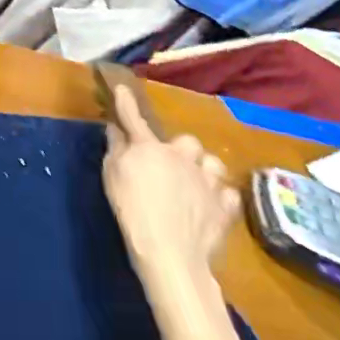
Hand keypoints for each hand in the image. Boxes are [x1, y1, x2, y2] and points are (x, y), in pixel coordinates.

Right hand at [102, 84, 240, 276]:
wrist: (170, 251)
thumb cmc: (132, 208)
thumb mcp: (112, 175)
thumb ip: (115, 148)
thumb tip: (116, 128)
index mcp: (149, 147)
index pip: (134, 118)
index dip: (126, 102)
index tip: (122, 88)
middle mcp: (181, 157)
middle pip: (186, 141)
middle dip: (180, 148)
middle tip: (169, 162)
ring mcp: (208, 182)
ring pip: (212, 162)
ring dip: (203, 168)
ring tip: (195, 179)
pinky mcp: (225, 207)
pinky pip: (227, 192)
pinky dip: (220, 195)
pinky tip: (211, 203)